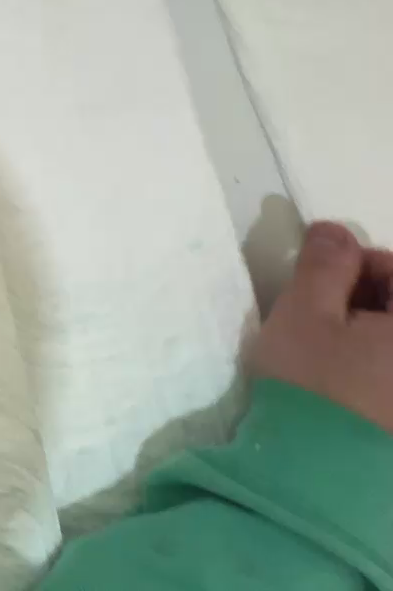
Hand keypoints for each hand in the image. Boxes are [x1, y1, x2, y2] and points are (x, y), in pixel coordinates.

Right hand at [251, 220, 392, 434]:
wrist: (328, 460)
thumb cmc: (315, 376)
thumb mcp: (304, 312)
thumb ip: (323, 266)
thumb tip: (334, 229)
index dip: (358, 263)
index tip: (319, 277)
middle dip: (371, 296)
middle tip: (324, 309)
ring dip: (375, 327)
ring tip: (337, 343)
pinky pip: (390, 364)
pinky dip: (381, 358)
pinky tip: (357, 371)